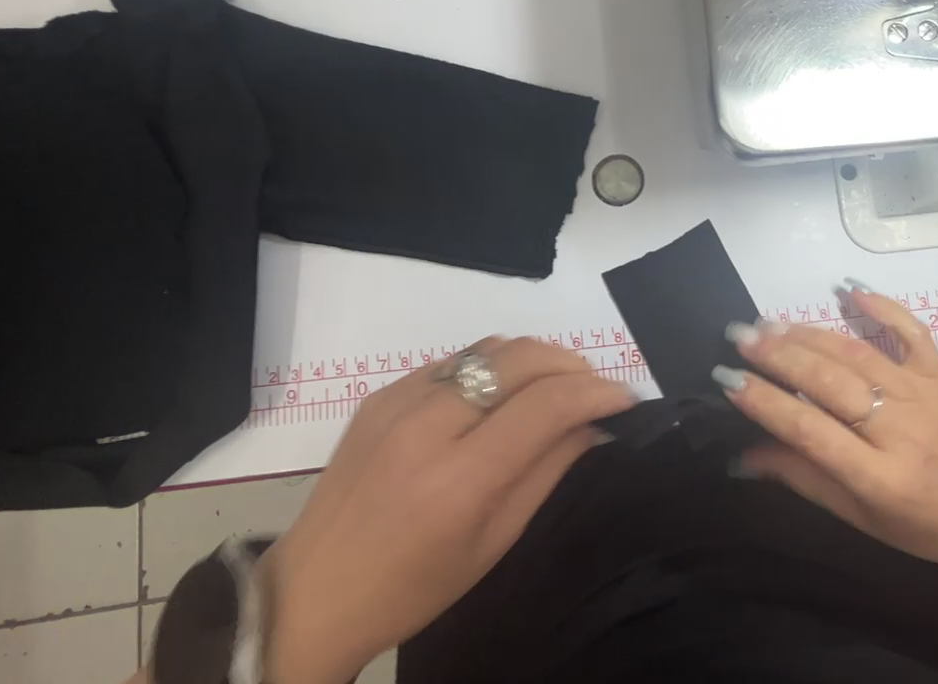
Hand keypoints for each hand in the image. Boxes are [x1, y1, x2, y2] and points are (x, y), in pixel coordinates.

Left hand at [259, 337, 637, 683]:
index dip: (594, 392)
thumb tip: (593, 422)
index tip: (623, 398)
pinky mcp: (382, 392)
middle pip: (520, 359)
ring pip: (490, 347)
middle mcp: (426, 426)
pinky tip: (501, 396)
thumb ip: (549, 471)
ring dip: (535, 359)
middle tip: (594, 387)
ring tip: (555, 386)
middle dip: (571, 364)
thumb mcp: (494, 542)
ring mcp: (398, 401)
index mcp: (457, 480)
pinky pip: (455, 360)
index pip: (545, 406)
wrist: (314, 590)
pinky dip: (493, 367)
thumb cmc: (415, 585)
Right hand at [719, 288, 937, 587]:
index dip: (766, 403)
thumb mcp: (855, 516)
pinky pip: (912, 333)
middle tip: (740, 337)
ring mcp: (925, 396)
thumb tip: (740, 455)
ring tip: (769, 324)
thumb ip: (800, 478)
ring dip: (810, 335)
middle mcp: (903, 431)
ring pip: (859, 355)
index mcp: (880, 478)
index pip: (811, 431)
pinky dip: (883, 306)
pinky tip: (849, 288)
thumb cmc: (918, 526)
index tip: (728, 379)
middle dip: (780, 357)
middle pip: (832, 384)